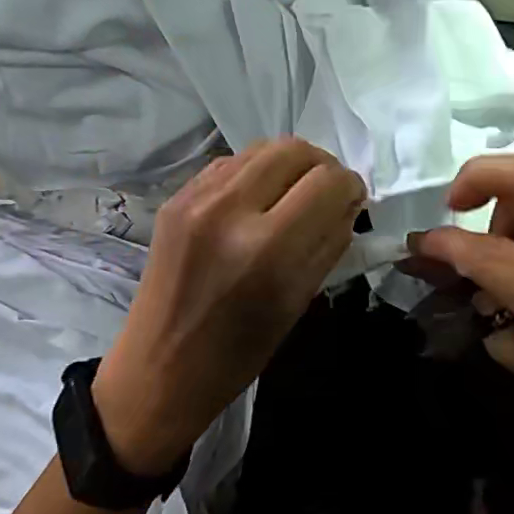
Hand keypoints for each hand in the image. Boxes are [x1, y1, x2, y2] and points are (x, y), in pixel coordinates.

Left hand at [94, 138, 365, 474]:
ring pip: (262, 148)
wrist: (161, 366)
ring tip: (293, 195)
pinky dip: (255, 173)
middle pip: (295, 150)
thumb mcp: (298, 302)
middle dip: (323, 167)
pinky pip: (230, 163)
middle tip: (326, 194)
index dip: (350, 187)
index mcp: (267, 249)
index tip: (352, 203)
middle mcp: (229, 210)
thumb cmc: (239, 352)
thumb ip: (329, 244)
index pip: (327, 182)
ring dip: (289, 165)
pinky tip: (258, 200)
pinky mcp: (176, 198)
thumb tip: (346, 204)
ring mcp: (196, 198)